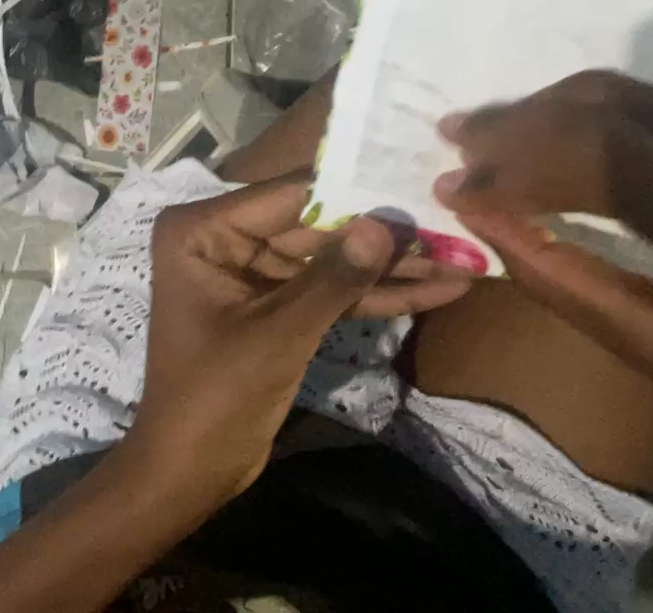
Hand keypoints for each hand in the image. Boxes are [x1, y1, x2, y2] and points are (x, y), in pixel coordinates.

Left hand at [127, 173, 473, 508]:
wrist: (190, 473)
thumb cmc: (215, 397)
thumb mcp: (278, 334)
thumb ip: (333, 278)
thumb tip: (385, 225)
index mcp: (202, 229)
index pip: (288, 196)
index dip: (353, 191)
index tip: (413, 179)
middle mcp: (225, 238)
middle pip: (316, 225)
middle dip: (382, 235)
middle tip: (452, 222)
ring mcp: (254, 271)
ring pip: (330, 259)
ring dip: (391, 266)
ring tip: (462, 258)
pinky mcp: (278, 305)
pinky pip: (329, 290)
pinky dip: (376, 295)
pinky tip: (436, 289)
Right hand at [431, 70, 652, 450]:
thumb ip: (570, 284)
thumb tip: (483, 219)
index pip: (618, 161)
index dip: (523, 158)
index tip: (460, 182)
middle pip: (621, 110)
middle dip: (522, 121)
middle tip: (457, 141)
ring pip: (642, 97)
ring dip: (552, 112)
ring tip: (492, 134)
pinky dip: (602, 121)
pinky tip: (566, 139)